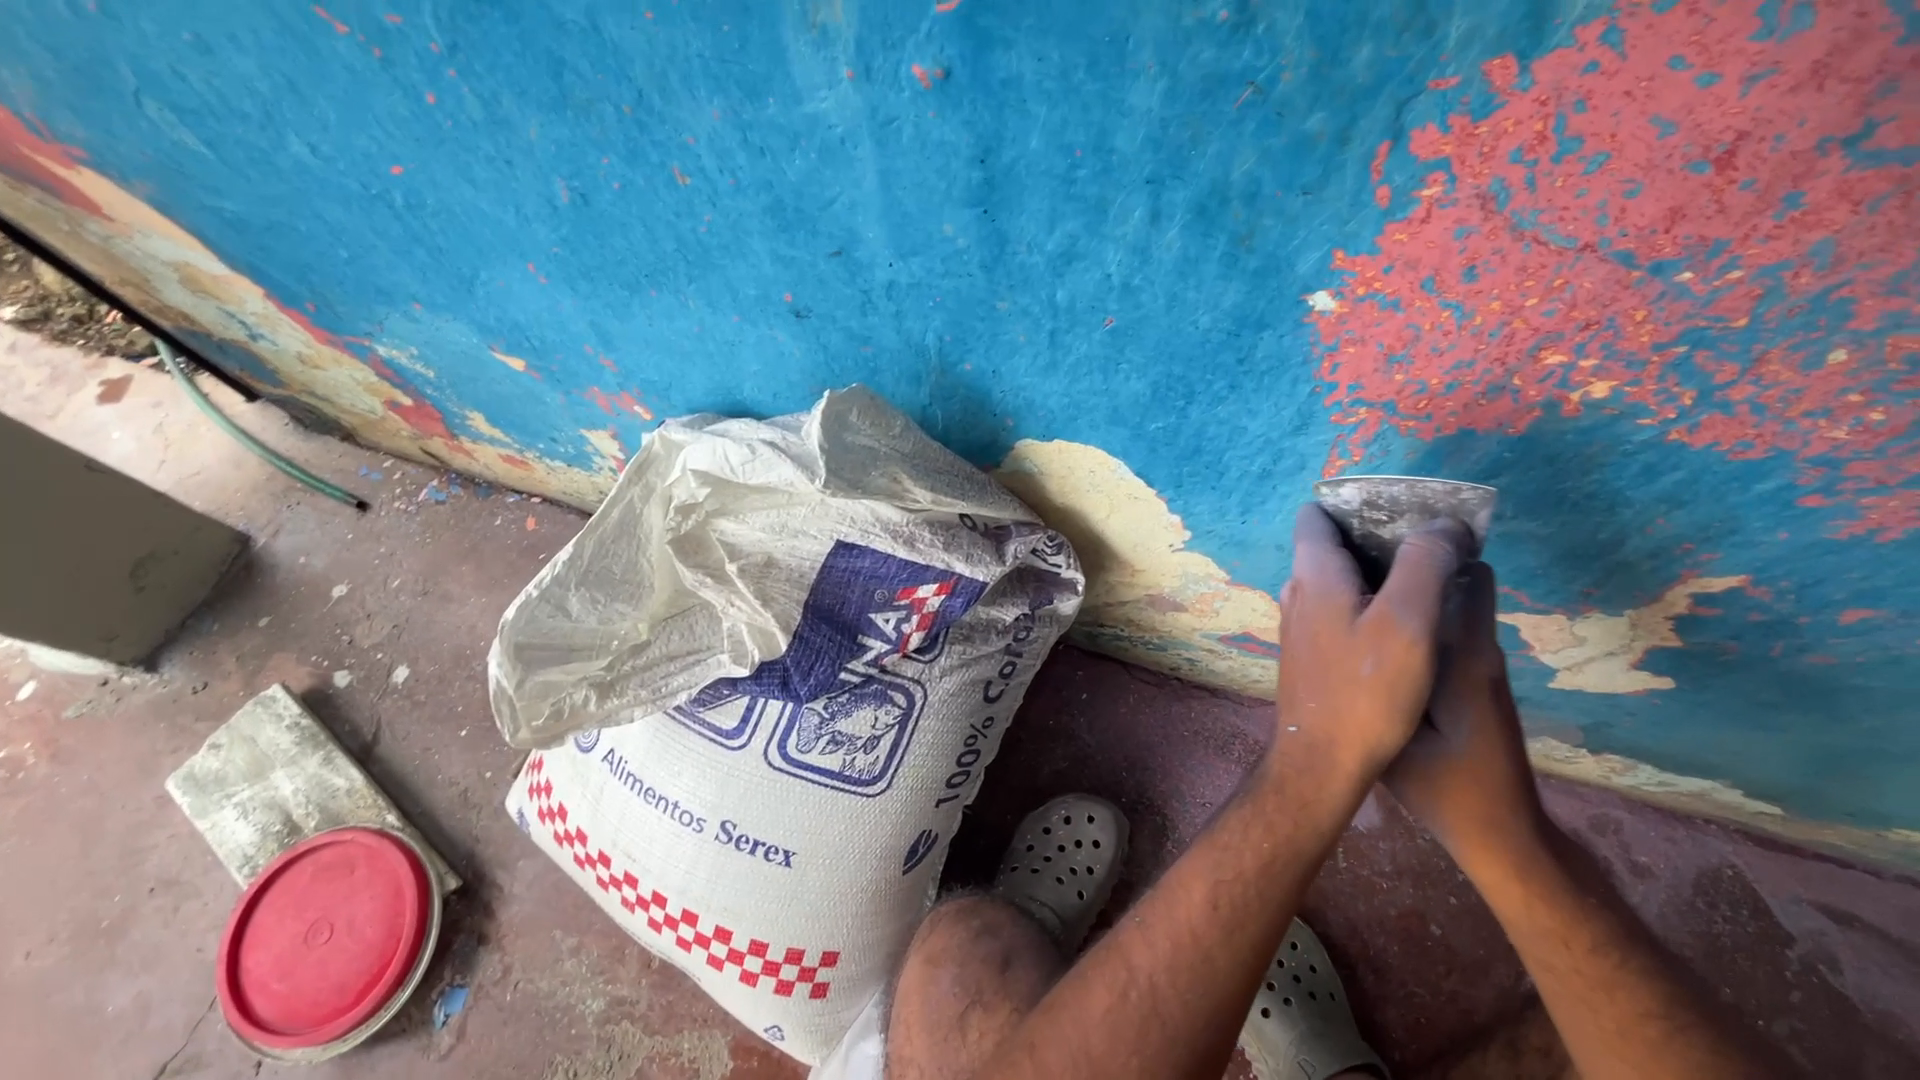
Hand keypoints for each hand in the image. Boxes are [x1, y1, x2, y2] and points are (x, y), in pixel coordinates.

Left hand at [1276, 504, 1468, 777]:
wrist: (1322, 762)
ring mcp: (1301, 625)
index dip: (1361, 504)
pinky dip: (1374, 604)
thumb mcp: (1407, 620)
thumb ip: (1425, 562)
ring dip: (1383, 573)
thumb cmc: (1365, 691)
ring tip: (1436, 582)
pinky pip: (1343, 610)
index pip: (1320, 512)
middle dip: (1384, 537)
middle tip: (1439, 548)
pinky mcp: (1312, 653)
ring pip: (1342, 579)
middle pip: (1336, 544)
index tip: (1410, 512)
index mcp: (1312, 573)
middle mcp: (1298, 591)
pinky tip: (1411, 625)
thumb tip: (1444, 524)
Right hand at [1383, 560, 1547, 867]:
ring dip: (1417, 590)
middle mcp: (1479, 649)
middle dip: (1418, 561)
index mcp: (1463, 655)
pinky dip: (1420, 618)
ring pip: (1453, 604)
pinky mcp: (1476, 682)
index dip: (1429, 545)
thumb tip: (1350, 625)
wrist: (1498, 832)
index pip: (1464, 573)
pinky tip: (1376, 635)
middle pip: (1460, 579)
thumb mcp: (1400, 738)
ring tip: (1359, 592)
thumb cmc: (1446, 786)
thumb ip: (1380, 681)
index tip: (1380, 536)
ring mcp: (1481, 666)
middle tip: (1359, 561)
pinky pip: (1450, 630)